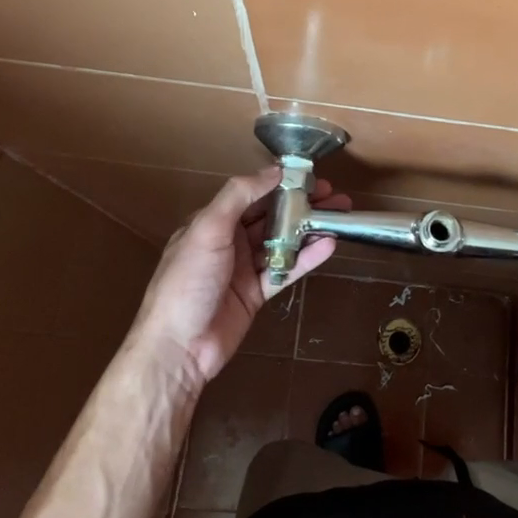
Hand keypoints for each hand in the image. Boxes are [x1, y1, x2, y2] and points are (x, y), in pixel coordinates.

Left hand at [125, 168, 349, 391]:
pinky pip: (286, 271)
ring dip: (309, 229)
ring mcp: (244, 269)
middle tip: (334, 194)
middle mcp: (229, 242)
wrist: (178, 348)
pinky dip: (307, 258)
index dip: (280, 183)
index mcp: (212, 222)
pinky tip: (329, 245)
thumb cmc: (187, 282)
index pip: (251, 195)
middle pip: (272, 217)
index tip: (310, 174)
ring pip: (282, 242)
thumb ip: (239, 196)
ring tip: (340, 216)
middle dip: (302, 204)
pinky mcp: (257, 294)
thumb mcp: (208, 230)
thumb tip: (274, 170)